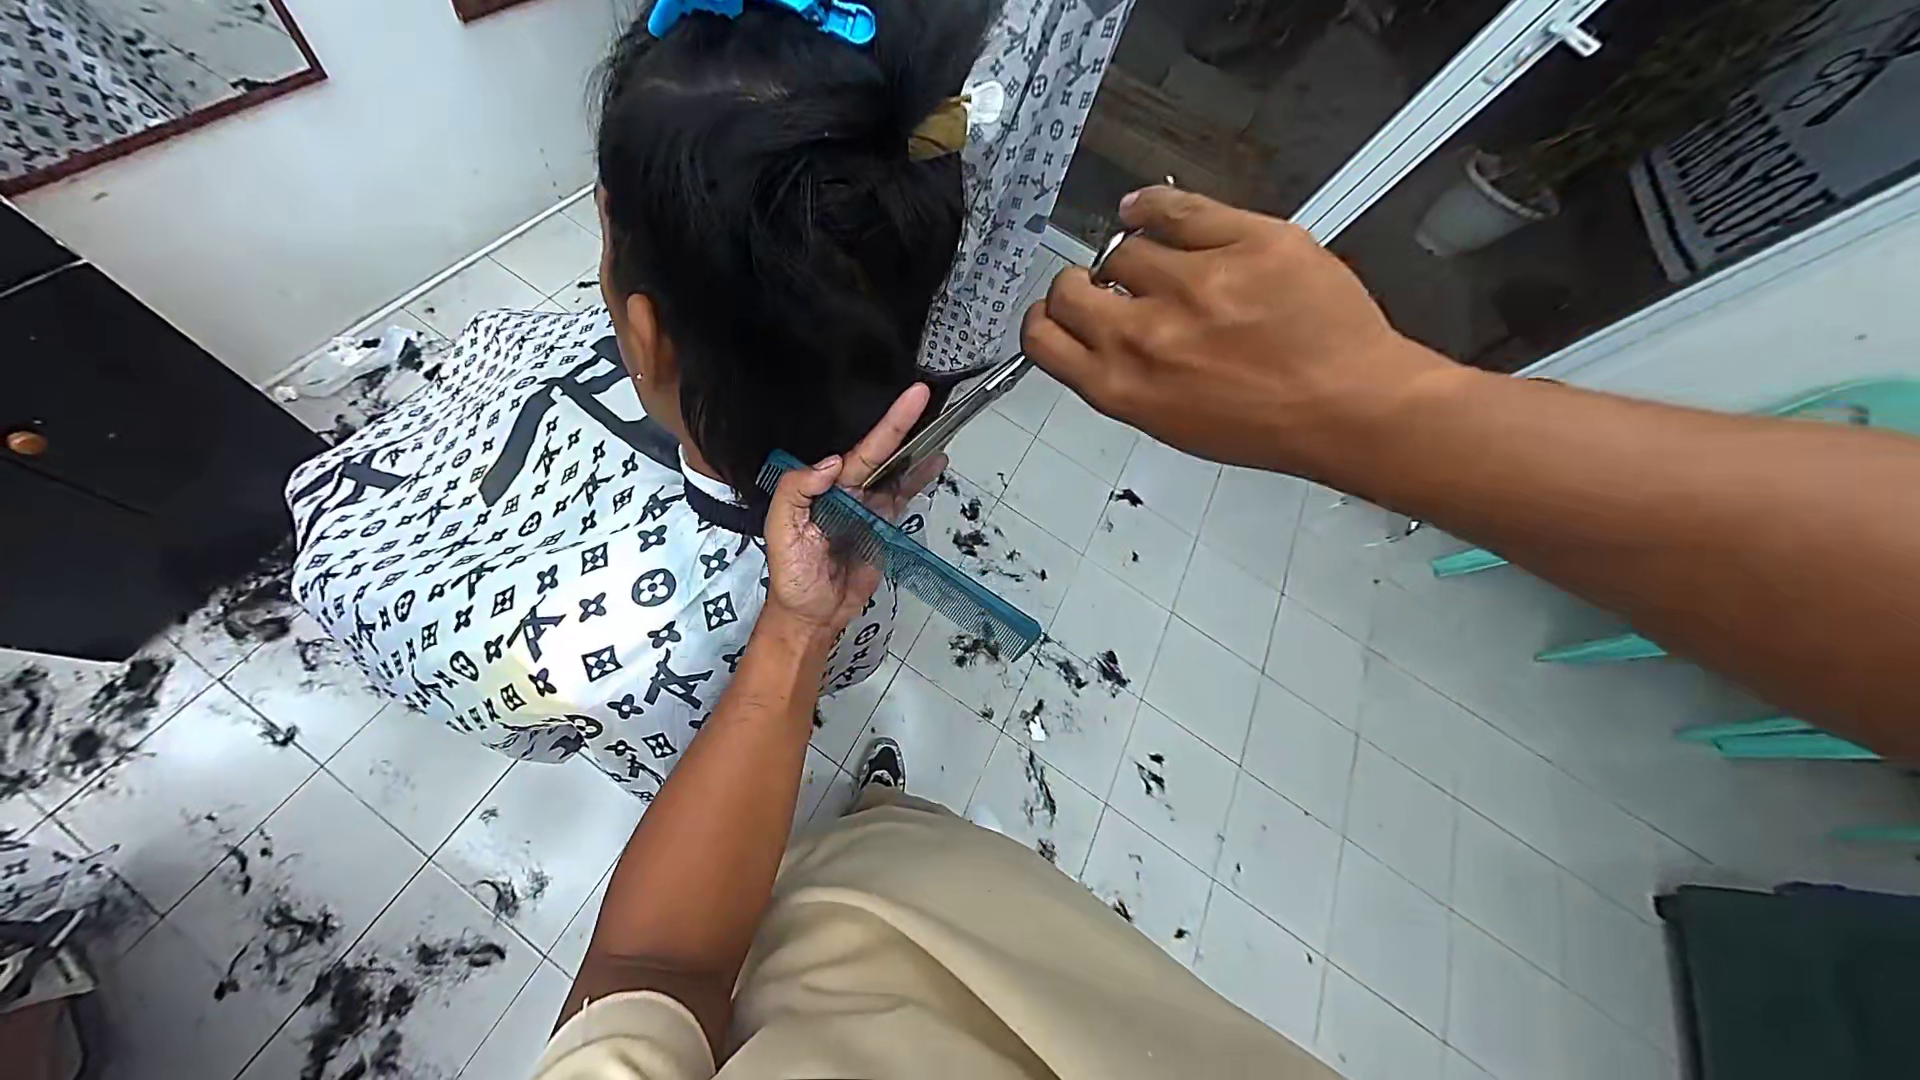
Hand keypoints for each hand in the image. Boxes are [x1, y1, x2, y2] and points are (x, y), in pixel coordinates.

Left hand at [760, 385, 945, 645]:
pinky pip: (903, 499)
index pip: (857, 452)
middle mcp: (850, 492)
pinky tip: (934, 464)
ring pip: (895, 472)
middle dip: (900, 425)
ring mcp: (870, 509)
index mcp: (825, 488)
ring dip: (915, 451)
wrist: (813, 613)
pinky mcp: (885, 527)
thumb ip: (797, 492)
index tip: (904, 401)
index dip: (883, 427)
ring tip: (939, 425)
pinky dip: (919, 480)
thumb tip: (832, 463)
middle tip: (922, 395)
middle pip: (879, 454)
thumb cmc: (792, 574)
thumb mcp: (781, 530)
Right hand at [1021, 187, 1464, 477]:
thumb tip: (1091, 337)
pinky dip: (1151, 206)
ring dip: (1133, 259)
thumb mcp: (1165, 422)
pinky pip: (1175, 208)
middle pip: (1069, 287)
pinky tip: (1145, 210)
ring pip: (1123, 248)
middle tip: (1101, 288)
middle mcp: (1145, 337)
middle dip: (1077, 287)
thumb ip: (1117, 379)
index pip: (1043, 338)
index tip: (1054, 313)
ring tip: (1161, 270)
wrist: (1345, 405)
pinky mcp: (1244, 242)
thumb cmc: (1259, 424)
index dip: (1043, 320)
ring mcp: (1194, 285)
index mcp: (1122, 387)